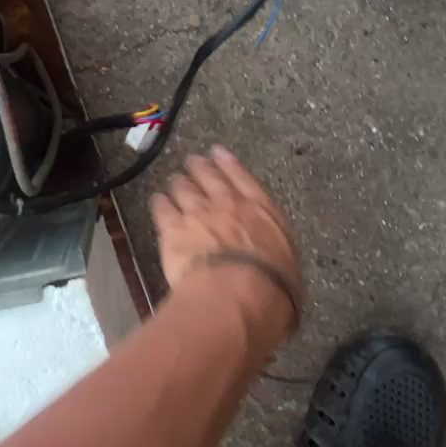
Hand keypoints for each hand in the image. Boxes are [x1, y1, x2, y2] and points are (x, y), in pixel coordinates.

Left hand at [151, 145, 303, 347]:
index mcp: (260, 211)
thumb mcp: (288, 268)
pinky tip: (158, 201)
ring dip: (179, 183)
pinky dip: (160, 203)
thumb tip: (271, 264)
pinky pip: (163, 209)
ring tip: (175, 180)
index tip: (218, 153)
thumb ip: (274, 254)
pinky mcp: (173, 229)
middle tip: (193, 161)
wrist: (238, 292)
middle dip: (200, 167)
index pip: (244, 179)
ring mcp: (198, 213)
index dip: (229, 164)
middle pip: (210, 177)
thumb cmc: (274, 287)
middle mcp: (228, 204)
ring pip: (184, 189)